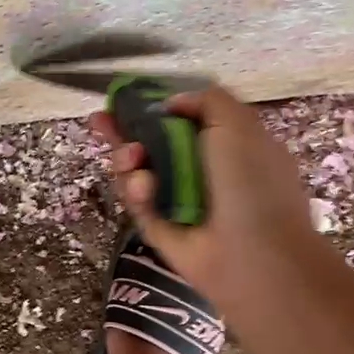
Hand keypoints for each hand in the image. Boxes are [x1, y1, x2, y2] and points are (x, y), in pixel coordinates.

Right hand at [90, 86, 325, 298]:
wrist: (253, 254)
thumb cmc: (251, 184)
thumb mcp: (239, 126)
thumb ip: (207, 100)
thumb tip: (172, 104)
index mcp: (227, 146)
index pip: (182, 120)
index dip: (154, 108)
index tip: (127, 99)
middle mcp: (200, 170)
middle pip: (150, 142)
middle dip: (123, 130)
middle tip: (100, 122)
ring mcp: (177, 198)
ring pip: (136, 168)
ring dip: (127, 158)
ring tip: (132, 160)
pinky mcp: (157, 223)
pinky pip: (135, 198)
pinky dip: (136, 190)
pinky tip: (146, 190)